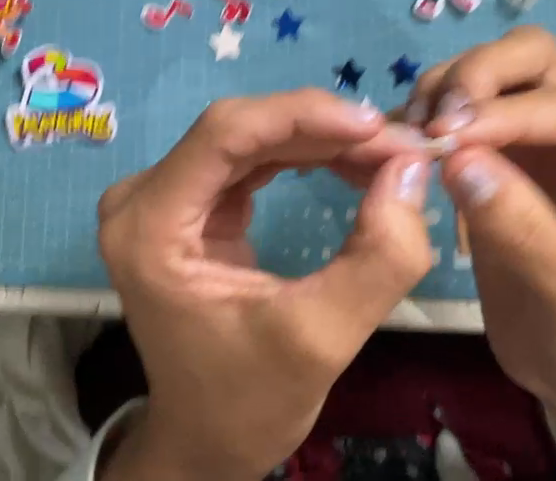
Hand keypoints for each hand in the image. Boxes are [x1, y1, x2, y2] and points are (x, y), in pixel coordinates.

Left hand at [96, 91, 435, 480]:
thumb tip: (412, 170)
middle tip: (399, 143)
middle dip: (322, 129)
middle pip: (238, 132)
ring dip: (319, 139)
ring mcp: (162, 195)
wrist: (204, 439)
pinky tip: (349, 161)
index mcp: (149, 226)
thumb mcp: (319, 340)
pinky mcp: (188, 201)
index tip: (375, 124)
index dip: (300, 115)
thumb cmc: (246, 401)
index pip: (223, 135)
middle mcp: (143, 196)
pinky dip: (303, 156)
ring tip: (386, 153)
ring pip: (249, 139)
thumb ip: (375, 258)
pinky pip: (249, 159)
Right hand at [404, 29, 555, 480]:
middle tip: (435, 121)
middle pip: (533, 57)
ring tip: (414, 136)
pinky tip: (405, 146)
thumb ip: (522, 226)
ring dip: (447, 88)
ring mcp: (546, 143)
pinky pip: (463, 110)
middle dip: (479, 74)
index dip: (502, 114)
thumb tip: (456, 158)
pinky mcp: (504, 159)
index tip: (442, 138)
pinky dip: (430, 113)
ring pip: (493, 72)